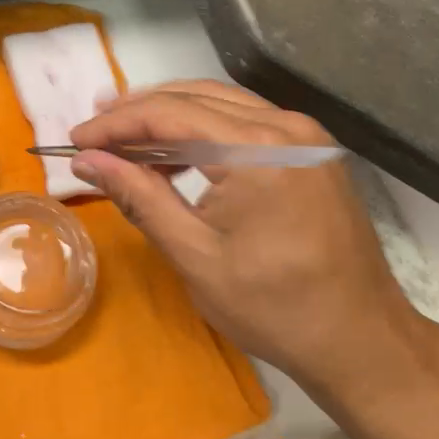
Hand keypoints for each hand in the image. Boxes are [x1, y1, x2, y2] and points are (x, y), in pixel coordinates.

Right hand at [68, 81, 426, 388]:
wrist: (363, 342)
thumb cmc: (275, 308)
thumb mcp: (195, 255)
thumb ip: (139, 196)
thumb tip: (87, 162)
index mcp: (257, 151)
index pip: (169, 114)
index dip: (116, 124)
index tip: (75, 140)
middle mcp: (285, 126)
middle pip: (193, 96)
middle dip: (137, 111)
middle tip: (93, 134)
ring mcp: (305, 134)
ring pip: (219, 102)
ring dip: (169, 116)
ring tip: (125, 141)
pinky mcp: (312, 148)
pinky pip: (244, 120)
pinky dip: (203, 128)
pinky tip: (177, 154)